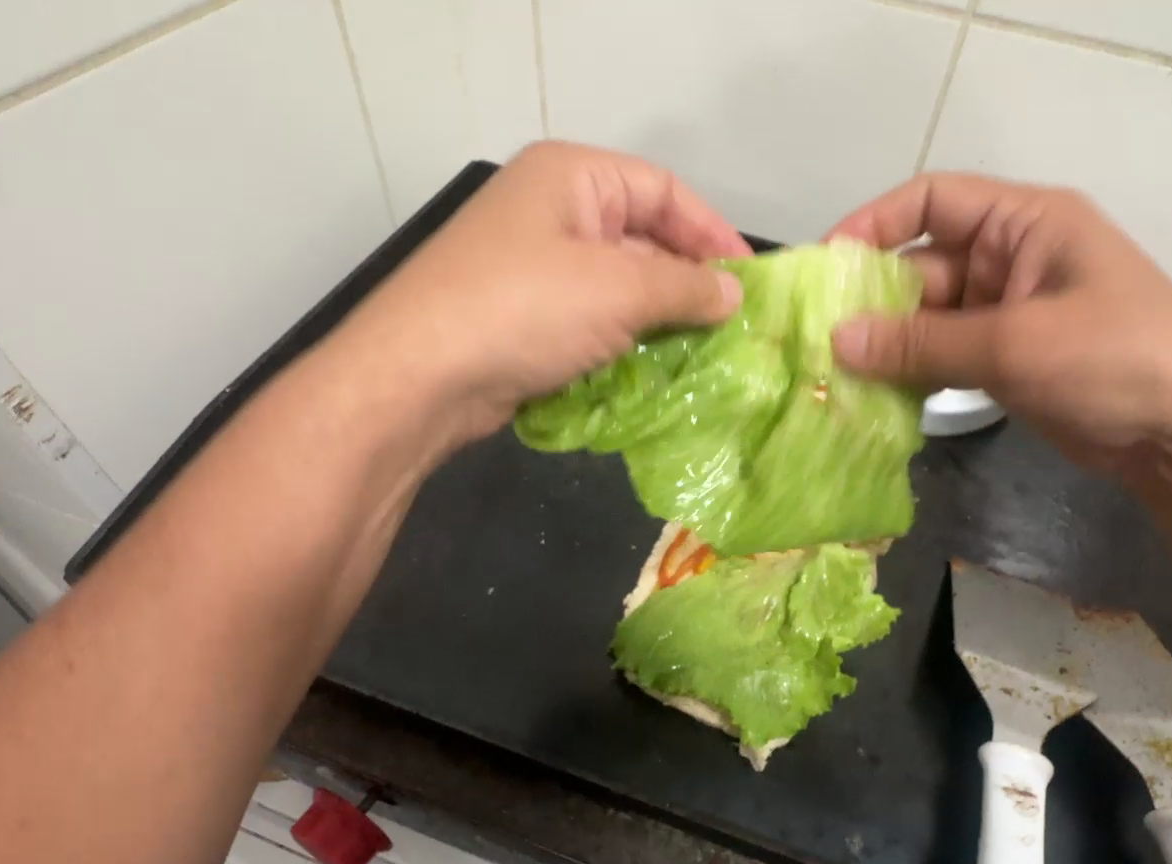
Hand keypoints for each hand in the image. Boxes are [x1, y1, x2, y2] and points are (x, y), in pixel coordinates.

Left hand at [335, 141, 749, 440]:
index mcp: (572, 178)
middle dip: (688, 283)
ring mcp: (534, 270)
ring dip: (660, 320)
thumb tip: (733, 296)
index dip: (713, 233)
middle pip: (642, 239)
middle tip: (734, 328)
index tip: (751, 283)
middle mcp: (552, 214)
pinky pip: (592, 325)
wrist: (420, 377)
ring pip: (618, 288)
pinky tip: (656, 374)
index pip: (664, 191)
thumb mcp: (619, 290)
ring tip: (705, 356)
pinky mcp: (525, 321)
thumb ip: (685, 288)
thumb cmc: (523, 309)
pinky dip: (625, 345)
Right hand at [826, 174, 1171, 473]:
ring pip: (928, 318)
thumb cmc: (1113, 360)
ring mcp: (1008, 313)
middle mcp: (1010, 259)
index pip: (931, 200)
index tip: (824, 265)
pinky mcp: (1007, 360)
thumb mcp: (1012, 343)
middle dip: (872, 300)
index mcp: (1023, 223)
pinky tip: (872, 396)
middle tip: (816, 339)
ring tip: (832, 374)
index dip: (873, 223)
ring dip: (886, 344)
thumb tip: (835, 341)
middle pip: (922, 265)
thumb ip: (920, 343)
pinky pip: (943, 356)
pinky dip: (911, 372)